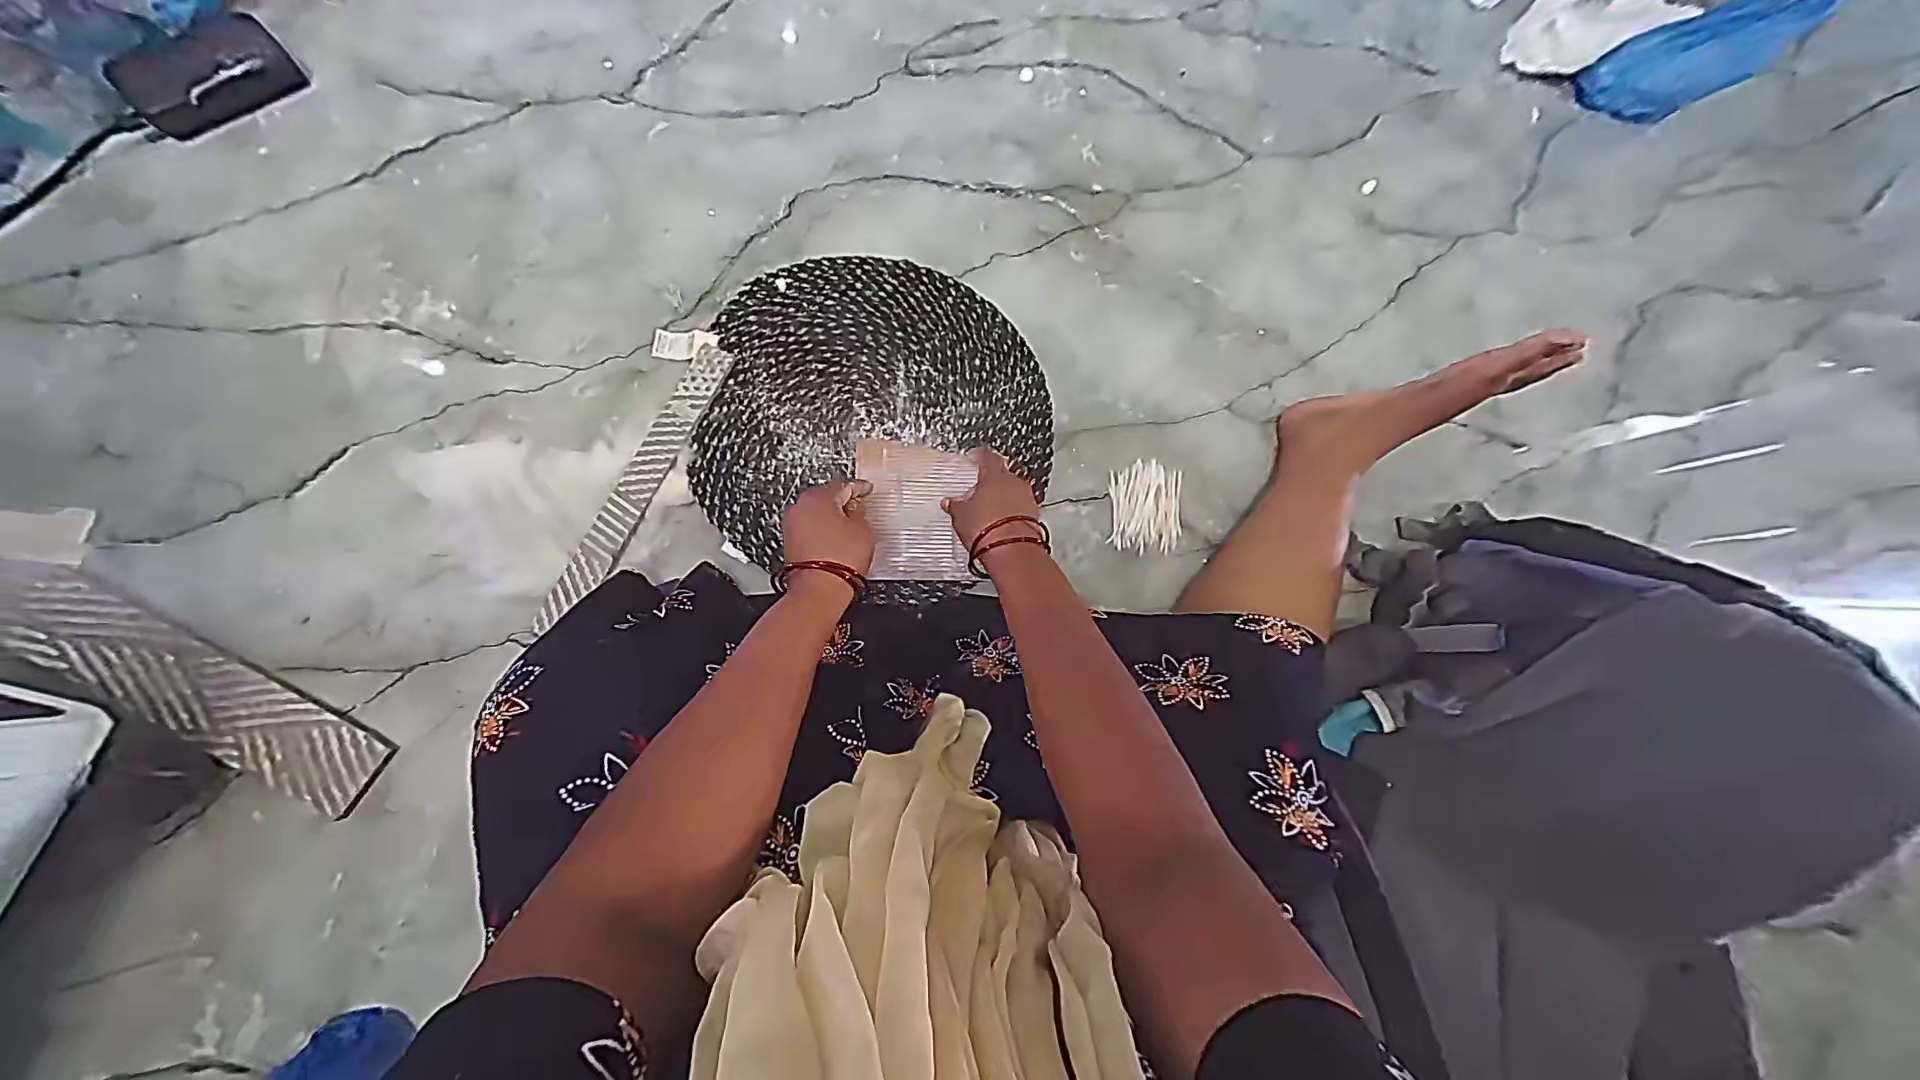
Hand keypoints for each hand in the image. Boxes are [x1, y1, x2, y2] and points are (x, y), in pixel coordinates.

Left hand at [782, 480, 875, 575]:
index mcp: (818, 497)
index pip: (843, 485)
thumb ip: (860, 513)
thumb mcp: (863, 530)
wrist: (819, 589)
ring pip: (816, 514)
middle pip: (826, 497)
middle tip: (860, 508)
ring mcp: (792, 525)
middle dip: (843, 502)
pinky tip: (836, 541)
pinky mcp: (790, 542)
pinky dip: (823, 531)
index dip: (860, 488)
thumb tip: (856, 510)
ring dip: (832, 518)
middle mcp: (801, 507)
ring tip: (850, 528)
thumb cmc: (840, 560)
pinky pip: (810, 529)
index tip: (867, 489)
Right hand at [943, 448, 1043, 550]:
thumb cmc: (987, 529)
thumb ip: (955, 505)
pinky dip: (1013, 513)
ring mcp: (1027, 499)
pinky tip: (1002, 523)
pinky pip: (1022, 509)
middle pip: (1003, 475)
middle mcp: (1014, 483)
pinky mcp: (1035, 517)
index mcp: (994, 475)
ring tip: (990, 511)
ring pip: (1014, 492)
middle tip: (980, 491)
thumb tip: (951, 503)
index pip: (988, 457)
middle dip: (992, 482)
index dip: (980, 456)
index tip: (975, 457)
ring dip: (1004, 498)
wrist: (1011, 550)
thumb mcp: (961, 516)